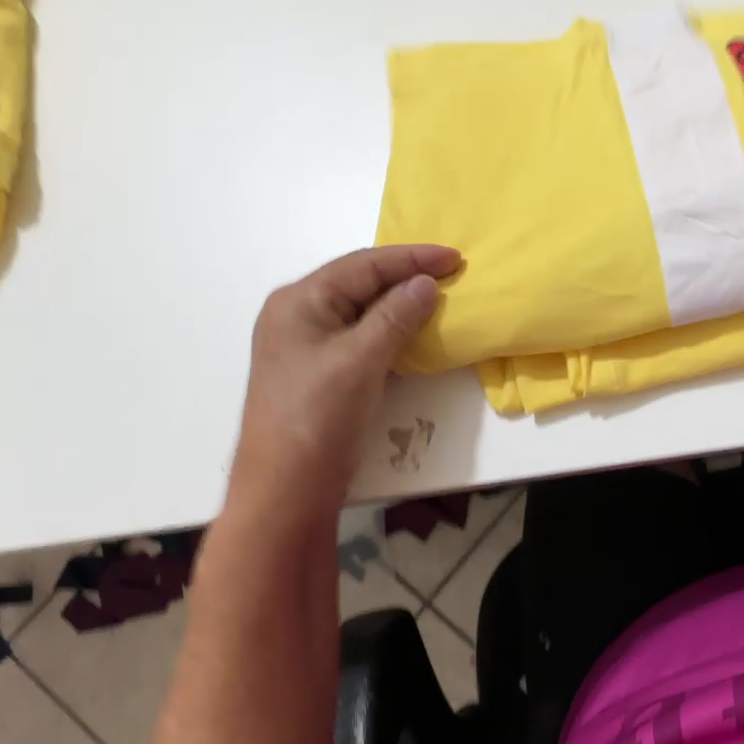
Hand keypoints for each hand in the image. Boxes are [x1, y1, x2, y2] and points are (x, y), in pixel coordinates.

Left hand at [229, 245, 460, 510]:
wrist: (288, 485)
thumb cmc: (318, 415)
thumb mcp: (360, 360)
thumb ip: (394, 317)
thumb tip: (425, 284)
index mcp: (299, 301)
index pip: (362, 265)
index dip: (411, 258)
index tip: (456, 259)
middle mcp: (299, 316)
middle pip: (359, 283)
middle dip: (406, 277)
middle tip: (451, 275)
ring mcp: (309, 346)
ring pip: (362, 312)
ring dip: (400, 305)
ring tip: (439, 299)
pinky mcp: (322, 373)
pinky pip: (362, 338)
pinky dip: (391, 332)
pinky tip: (415, 336)